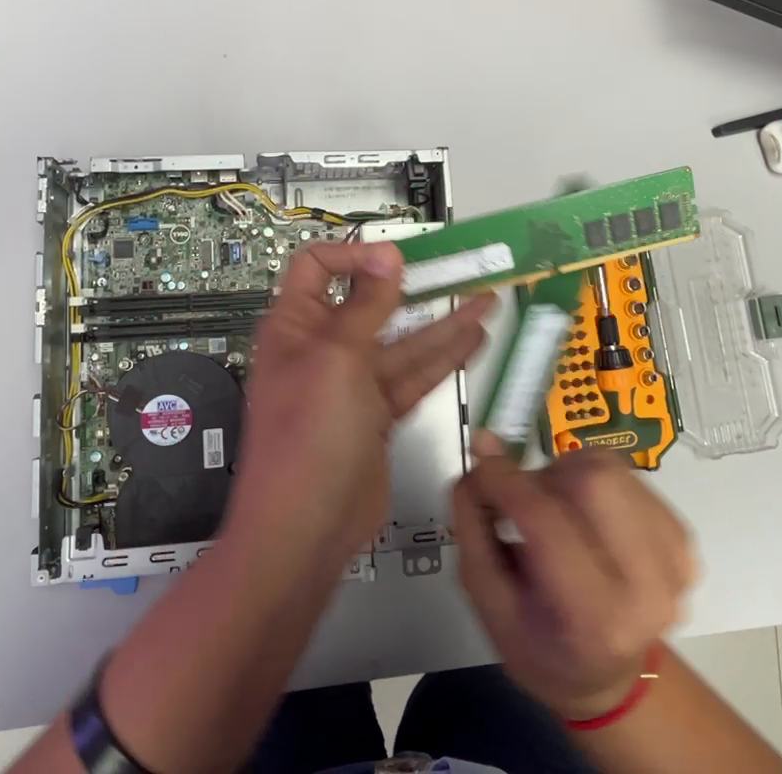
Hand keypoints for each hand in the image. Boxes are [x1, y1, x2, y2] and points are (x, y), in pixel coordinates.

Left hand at [228, 240, 492, 562]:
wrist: (306, 526)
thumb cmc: (305, 439)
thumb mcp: (337, 358)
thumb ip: (366, 305)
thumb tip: (385, 255)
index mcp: (296, 325)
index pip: (318, 267)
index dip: (356, 255)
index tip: (398, 258)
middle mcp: (322, 349)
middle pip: (371, 304)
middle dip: (413, 286)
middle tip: (459, 270)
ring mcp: (352, 384)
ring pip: (403, 342)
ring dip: (443, 322)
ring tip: (484, 299)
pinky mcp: (377, 415)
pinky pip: (413, 377)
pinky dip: (443, 359)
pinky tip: (471, 340)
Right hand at [452, 434, 696, 718]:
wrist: (609, 677)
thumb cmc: (538, 645)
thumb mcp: (487, 603)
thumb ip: (474, 526)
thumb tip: (483, 448)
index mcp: (593, 618)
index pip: (547, 522)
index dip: (506, 480)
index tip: (480, 455)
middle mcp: (648, 588)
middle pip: (594, 481)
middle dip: (544, 474)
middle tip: (522, 496)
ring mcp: (675, 563)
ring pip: (613, 470)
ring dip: (569, 473)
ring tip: (553, 506)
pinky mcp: (685, 541)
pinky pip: (631, 478)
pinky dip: (596, 482)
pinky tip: (585, 514)